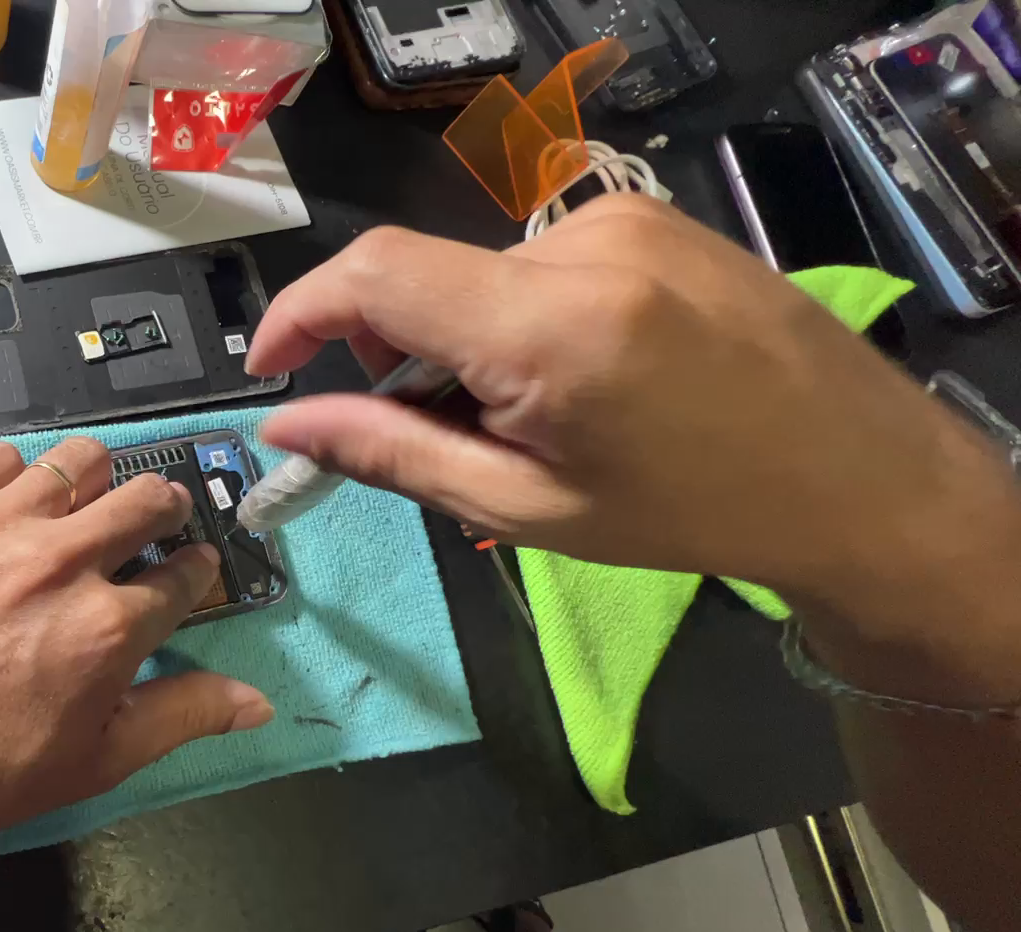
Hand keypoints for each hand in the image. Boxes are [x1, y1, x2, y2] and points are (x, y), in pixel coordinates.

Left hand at [0, 435, 273, 852]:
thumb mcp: (96, 761)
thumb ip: (182, 717)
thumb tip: (257, 701)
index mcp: (108, 626)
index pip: (183, 576)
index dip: (196, 570)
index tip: (192, 567)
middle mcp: (61, 561)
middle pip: (144, 500)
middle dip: (164, 509)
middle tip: (153, 525)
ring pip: (78, 461)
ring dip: (97, 482)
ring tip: (82, 510)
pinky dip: (15, 476)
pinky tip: (8, 510)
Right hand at [244, 194, 1015, 601]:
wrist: (860, 478)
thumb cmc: (681, 512)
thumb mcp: (514, 505)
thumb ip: (386, 452)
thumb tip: (283, 424)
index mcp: (548, 326)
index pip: (374, 274)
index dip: (298, 311)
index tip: (269, 367)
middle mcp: (581, 245)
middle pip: (412, 277)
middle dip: (379, 350)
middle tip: (414, 424)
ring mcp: (620, 220)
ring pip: (461, 276)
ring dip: (440, 341)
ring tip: (499, 409)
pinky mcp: (643, 219)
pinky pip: (516, 264)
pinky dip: (491, 319)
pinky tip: (547, 373)